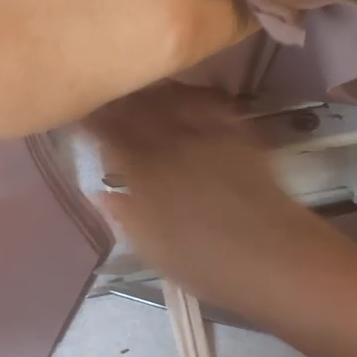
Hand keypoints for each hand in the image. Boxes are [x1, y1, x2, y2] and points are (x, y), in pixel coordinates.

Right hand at [86, 85, 353, 318]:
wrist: (277, 259)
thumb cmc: (208, 264)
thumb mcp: (152, 249)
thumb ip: (124, 214)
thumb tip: (102, 192)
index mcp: (143, 168)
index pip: (107, 130)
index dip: (90, 118)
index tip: (78, 115)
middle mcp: (172, 140)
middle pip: (137, 104)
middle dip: (116, 98)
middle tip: (104, 99)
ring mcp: (208, 131)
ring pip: (170, 95)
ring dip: (149, 91)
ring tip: (138, 92)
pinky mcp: (238, 131)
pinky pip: (207, 101)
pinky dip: (188, 95)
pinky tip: (183, 98)